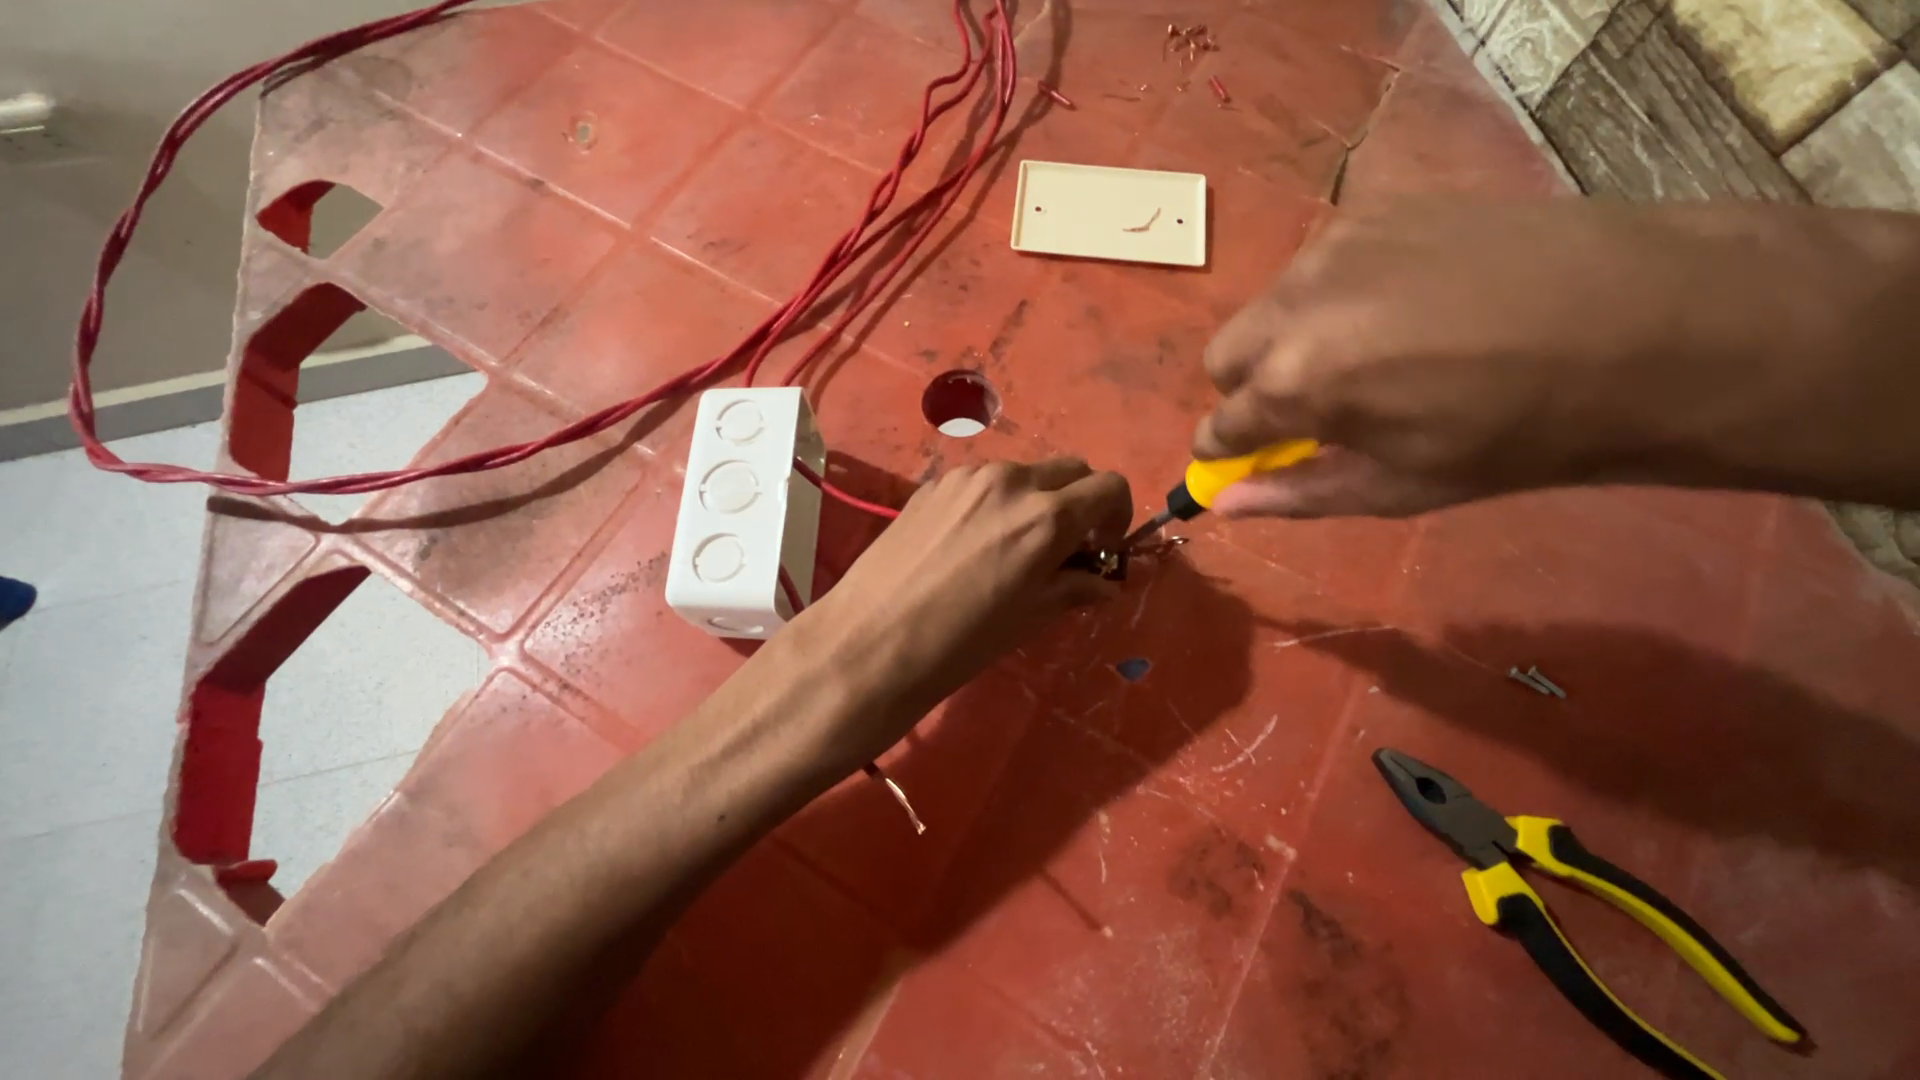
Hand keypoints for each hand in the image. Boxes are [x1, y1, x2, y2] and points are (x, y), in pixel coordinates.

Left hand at [793, 458, 1131, 759]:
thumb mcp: (1031, 617)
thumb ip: (1074, 587)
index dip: (1117, 516)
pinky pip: (982, 482)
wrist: (873, 640)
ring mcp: (967, 478)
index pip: (1109, 487)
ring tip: (1013, 546)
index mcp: (1046, 516)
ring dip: (1036, 499)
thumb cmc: (962, 641)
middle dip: (1080, 502)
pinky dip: (996, 501)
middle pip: (1071, 470)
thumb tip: (1103, 582)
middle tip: (1065, 546)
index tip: (1102, 547)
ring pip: (1025, 473)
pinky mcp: (933, 485)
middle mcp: (1011, 481)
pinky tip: (971, 543)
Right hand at [1192, 199, 1919, 515]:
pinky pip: (1318, 267)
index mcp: (1297, 382)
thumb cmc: (1518, 433)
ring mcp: (1333, 247)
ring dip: (1289, 341)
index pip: (1218, 423)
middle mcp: (1296, 305)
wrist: (1648, 322)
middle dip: (1250, 391)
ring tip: (1371, 354)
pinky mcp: (1374, 208)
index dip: (1230, 450)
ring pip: (1267, 308)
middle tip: (1316, 411)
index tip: (1253, 460)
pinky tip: (1402, 307)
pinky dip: (1333, 298)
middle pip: (1224, 358)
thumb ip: (1296, 493)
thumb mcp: (1400, 486)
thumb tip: (1222, 502)